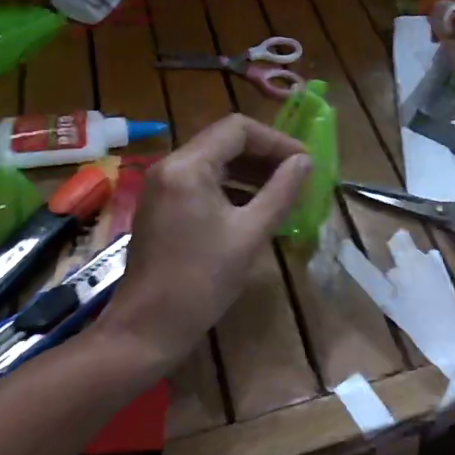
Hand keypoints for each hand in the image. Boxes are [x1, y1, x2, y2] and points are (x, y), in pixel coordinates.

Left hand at [94, 115, 310, 367]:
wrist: (148, 326)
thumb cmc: (201, 281)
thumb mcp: (250, 234)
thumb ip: (280, 192)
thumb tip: (304, 162)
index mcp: (187, 166)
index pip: (237, 128)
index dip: (277, 140)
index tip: (306, 162)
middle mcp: (168, 167)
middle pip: (223, 142)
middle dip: (264, 156)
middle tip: (299, 177)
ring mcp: (160, 187)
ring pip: (211, 163)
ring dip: (247, 173)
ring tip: (283, 193)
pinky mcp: (159, 207)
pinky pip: (198, 184)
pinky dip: (228, 189)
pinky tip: (253, 209)